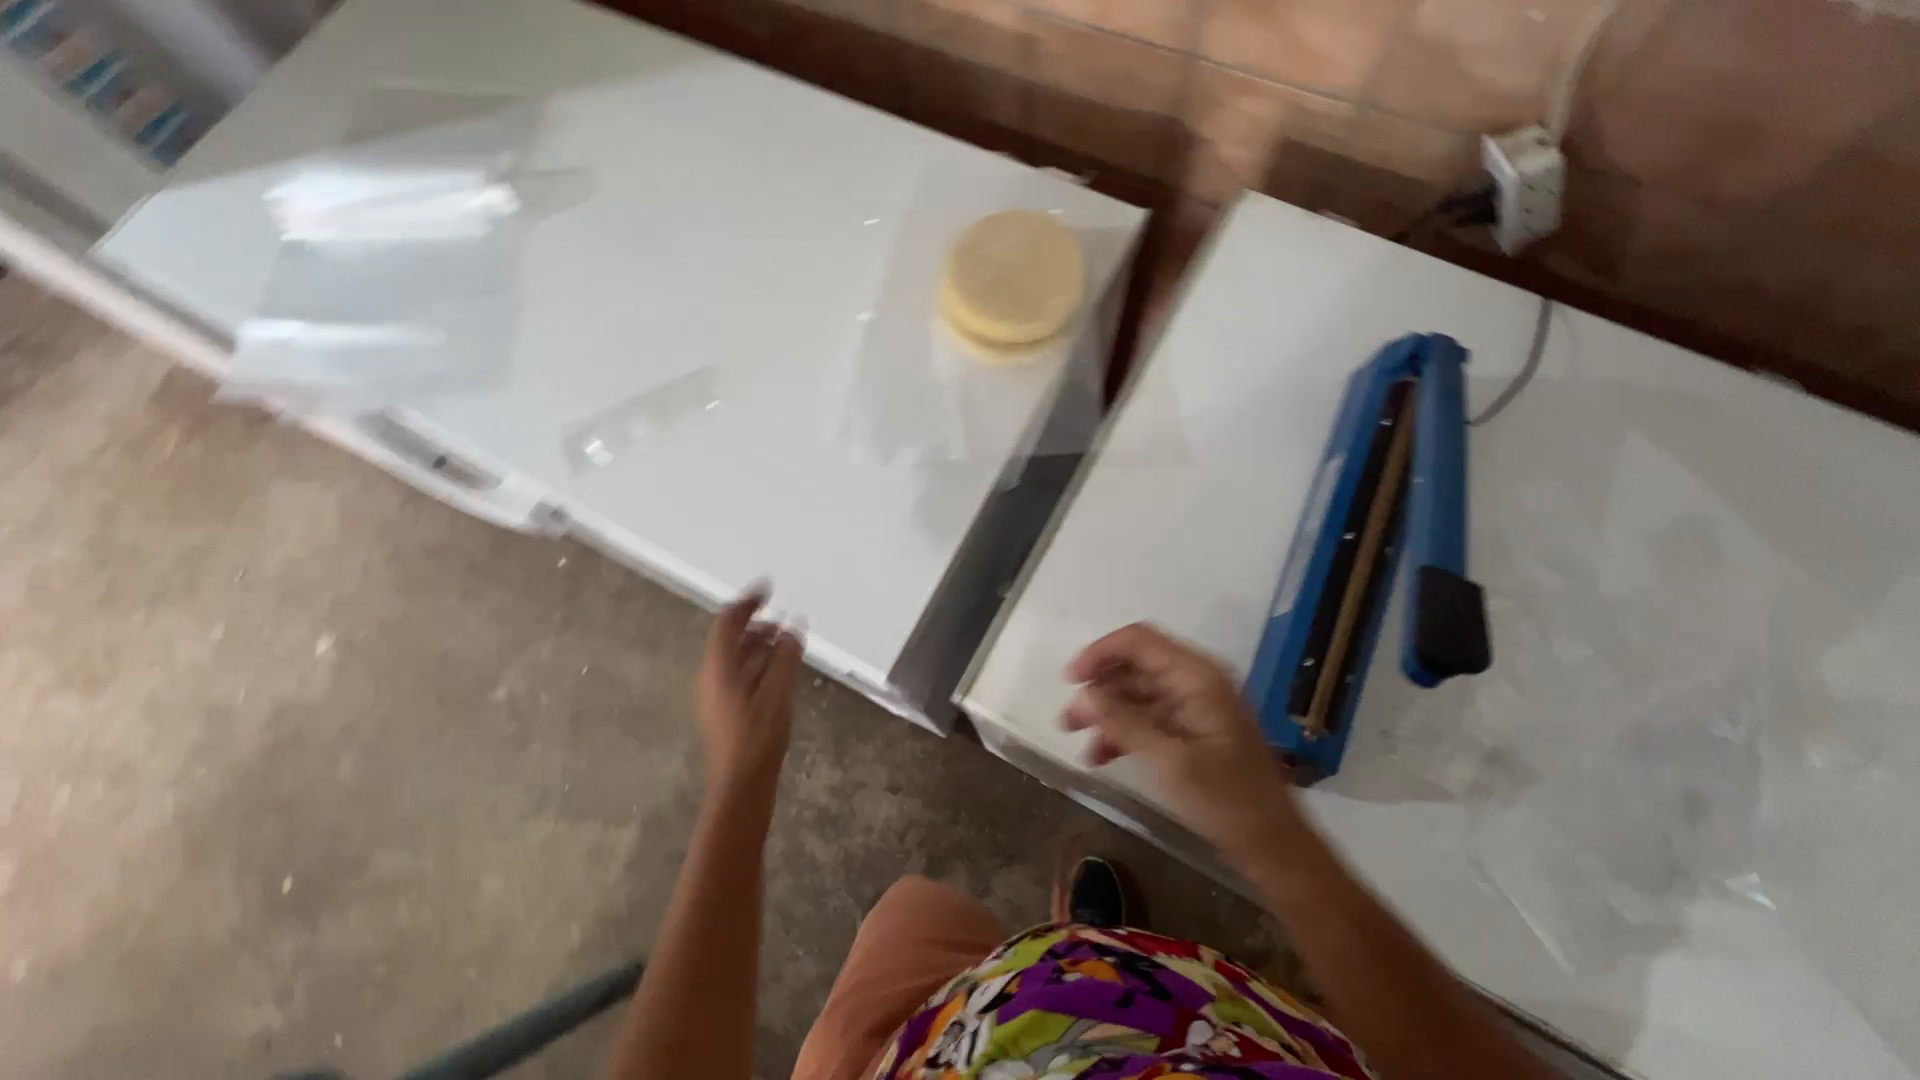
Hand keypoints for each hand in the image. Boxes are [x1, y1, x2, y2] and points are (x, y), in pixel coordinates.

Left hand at [697, 585, 804, 790]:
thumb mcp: (778, 694)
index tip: (769, 589)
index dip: (747, 602)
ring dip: (757, 643)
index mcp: (719, 668)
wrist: (741, 784)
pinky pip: (738, 674)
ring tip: (783, 639)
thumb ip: (785, 657)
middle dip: (755, 623)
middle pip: (729, 639)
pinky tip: (777, 670)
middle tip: (781, 617)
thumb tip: (792, 627)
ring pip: (734, 658)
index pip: (728, 622)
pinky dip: (757, 662)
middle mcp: (711, 677)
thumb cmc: (759, 737)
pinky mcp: (724, 710)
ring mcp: (715, 695)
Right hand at [1062, 623, 1303, 858]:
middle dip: (1098, 688)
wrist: (1273, 845)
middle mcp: (1197, 682)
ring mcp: (1196, 707)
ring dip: (1106, 712)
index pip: (1139, 641)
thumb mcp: (1169, 761)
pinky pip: (1150, 719)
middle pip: (1136, 666)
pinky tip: (1099, 756)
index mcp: (1198, 677)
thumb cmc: (1226, 801)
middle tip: (1067, 720)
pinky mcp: (1193, 732)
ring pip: (1138, 694)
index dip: (1099, 653)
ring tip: (1075, 739)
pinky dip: (1123, 732)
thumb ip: (1124, 723)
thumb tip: (1083, 695)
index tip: (1070, 681)